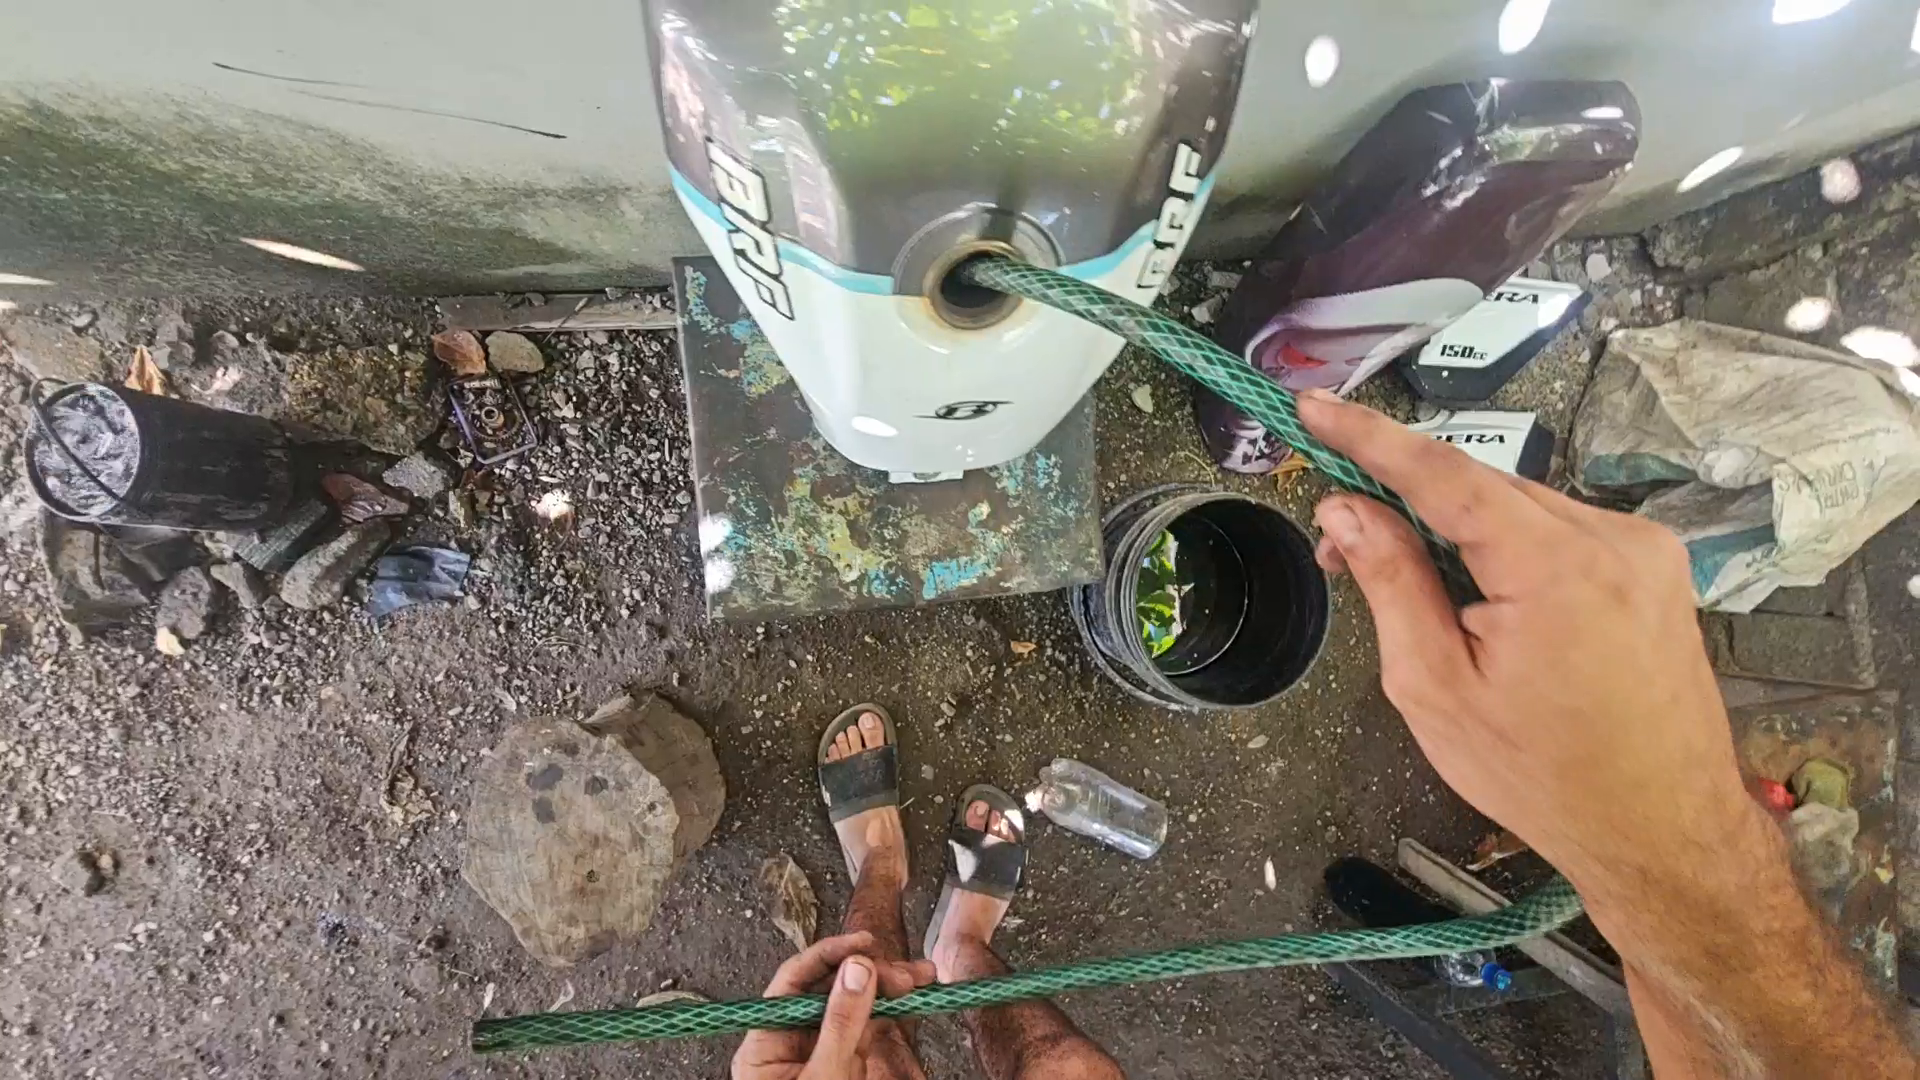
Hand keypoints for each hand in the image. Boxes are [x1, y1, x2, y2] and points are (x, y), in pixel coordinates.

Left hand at [732, 932, 934, 1079]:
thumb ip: (841, 1024)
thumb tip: (857, 967)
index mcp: (765, 1043)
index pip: (794, 980)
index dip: (831, 954)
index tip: (867, 944)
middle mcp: (787, 1042)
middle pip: (829, 989)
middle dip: (872, 976)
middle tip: (911, 975)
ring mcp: (815, 1054)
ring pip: (851, 1006)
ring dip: (886, 992)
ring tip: (921, 981)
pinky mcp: (839, 1067)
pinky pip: (862, 1033)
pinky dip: (884, 1021)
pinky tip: (903, 1014)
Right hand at [1296, 391, 1748, 926]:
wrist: (1662, 835)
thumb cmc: (1535, 771)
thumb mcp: (1432, 682)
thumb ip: (1390, 580)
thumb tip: (1344, 508)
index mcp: (1558, 569)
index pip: (1443, 475)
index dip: (1368, 436)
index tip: (1313, 406)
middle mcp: (1612, 540)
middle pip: (1474, 485)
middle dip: (1393, 499)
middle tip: (1331, 543)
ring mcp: (1638, 550)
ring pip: (1505, 503)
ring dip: (1436, 523)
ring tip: (1382, 570)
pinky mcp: (1644, 567)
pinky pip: (1540, 526)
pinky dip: (1482, 539)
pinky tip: (1451, 580)